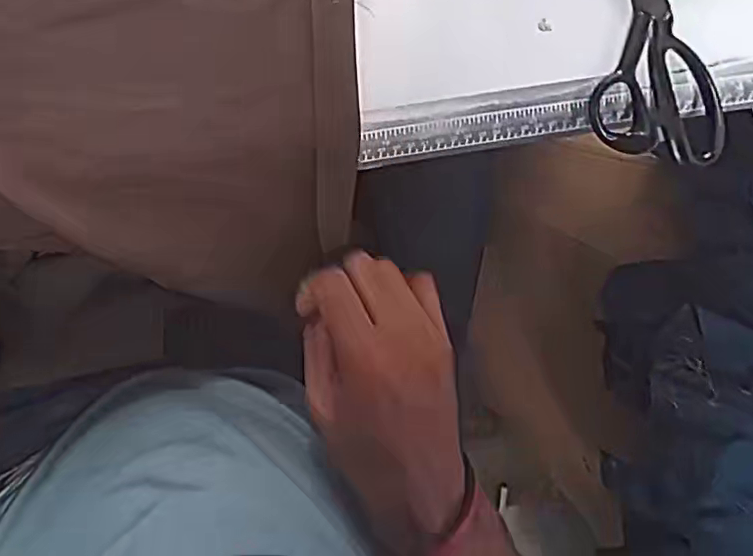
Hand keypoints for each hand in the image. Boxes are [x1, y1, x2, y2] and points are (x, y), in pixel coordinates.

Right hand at [299, 251, 467, 552]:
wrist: (424, 487)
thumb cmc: (368, 455)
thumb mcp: (322, 405)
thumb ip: (315, 347)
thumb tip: (317, 311)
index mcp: (365, 355)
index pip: (332, 282)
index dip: (311, 288)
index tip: (307, 307)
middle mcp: (401, 335)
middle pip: (361, 264)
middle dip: (338, 280)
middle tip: (331, 307)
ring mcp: (429, 333)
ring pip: (389, 268)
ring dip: (366, 280)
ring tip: (359, 308)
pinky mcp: (445, 337)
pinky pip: (422, 283)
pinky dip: (401, 287)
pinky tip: (389, 309)